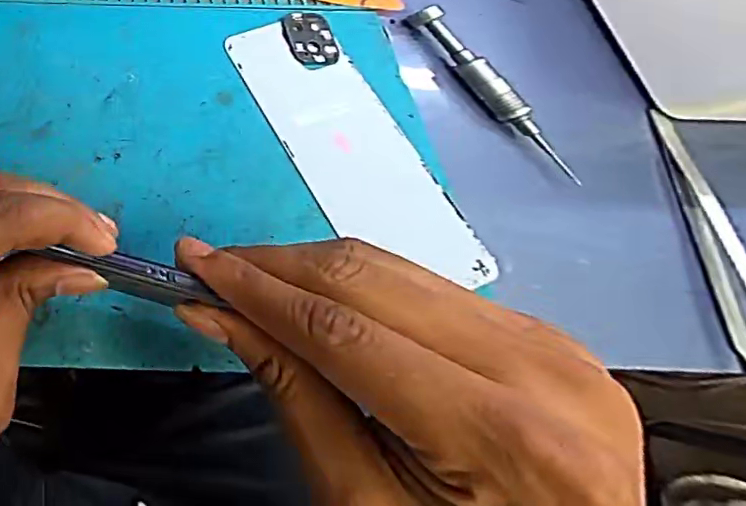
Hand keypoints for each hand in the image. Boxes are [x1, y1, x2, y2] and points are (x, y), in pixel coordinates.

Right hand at [174, 237, 642, 505]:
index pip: (342, 330)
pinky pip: (419, 281)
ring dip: (304, 266)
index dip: (255, 290)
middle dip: (271, 266)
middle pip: (363, 281)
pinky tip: (312, 294)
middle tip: (209, 264)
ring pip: (387, 267)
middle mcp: (539, 373)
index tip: (195, 263)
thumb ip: (290, 392)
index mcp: (504, 438)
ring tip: (249, 277)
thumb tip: (214, 311)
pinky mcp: (543, 333)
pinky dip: (352, 281)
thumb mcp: (362, 500)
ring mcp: (550, 345)